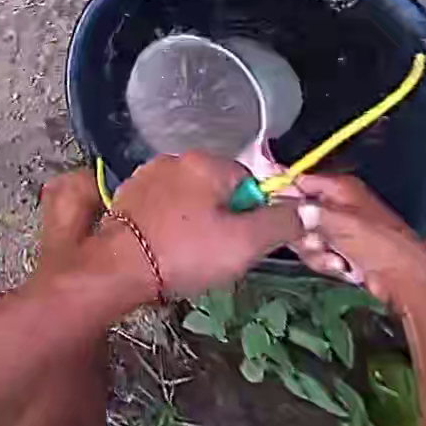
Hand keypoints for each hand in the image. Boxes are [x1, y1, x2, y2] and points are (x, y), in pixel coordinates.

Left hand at [103, 152, 302, 298]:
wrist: (118, 266)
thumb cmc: (185, 252)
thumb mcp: (245, 243)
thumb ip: (280, 223)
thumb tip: (306, 209)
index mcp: (204, 163)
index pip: (247, 181)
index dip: (253, 214)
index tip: (243, 241)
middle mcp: (174, 159)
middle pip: (217, 188)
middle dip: (224, 219)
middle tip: (217, 252)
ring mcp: (147, 175)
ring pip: (189, 199)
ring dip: (196, 222)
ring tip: (189, 254)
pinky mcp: (129, 195)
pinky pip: (163, 207)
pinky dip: (170, 224)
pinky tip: (166, 248)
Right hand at [288, 173, 425, 308]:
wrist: (407, 281)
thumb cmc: (379, 244)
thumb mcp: (341, 223)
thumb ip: (307, 211)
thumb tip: (281, 204)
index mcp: (338, 188)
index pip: (298, 180)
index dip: (281, 190)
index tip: (266, 204)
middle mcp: (334, 204)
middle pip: (295, 211)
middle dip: (300, 231)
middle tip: (314, 243)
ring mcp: (335, 227)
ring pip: (302, 234)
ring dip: (313, 250)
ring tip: (334, 259)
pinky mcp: (337, 249)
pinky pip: (314, 250)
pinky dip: (323, 261)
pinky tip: (340, 267)